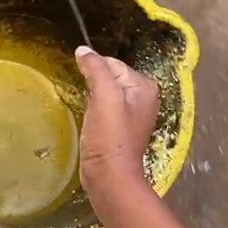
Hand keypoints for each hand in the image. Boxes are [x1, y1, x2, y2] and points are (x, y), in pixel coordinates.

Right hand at [74, 46, 158, 198]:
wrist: (110, 178)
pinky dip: (93, 110)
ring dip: (92, 98)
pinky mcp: (120, 127)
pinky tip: (90, 123)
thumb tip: (83, 50)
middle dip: (93, 85)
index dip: (95, 74)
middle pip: (108, 77)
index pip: (111, 64)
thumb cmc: (110, 138)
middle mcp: (143, 97)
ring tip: (88, 113)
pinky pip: (103, 107)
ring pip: (103, 92)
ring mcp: (132, 113)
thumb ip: (96, 69)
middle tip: (88, 104)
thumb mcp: (104, 97)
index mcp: (144, 86)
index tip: (88, 91)